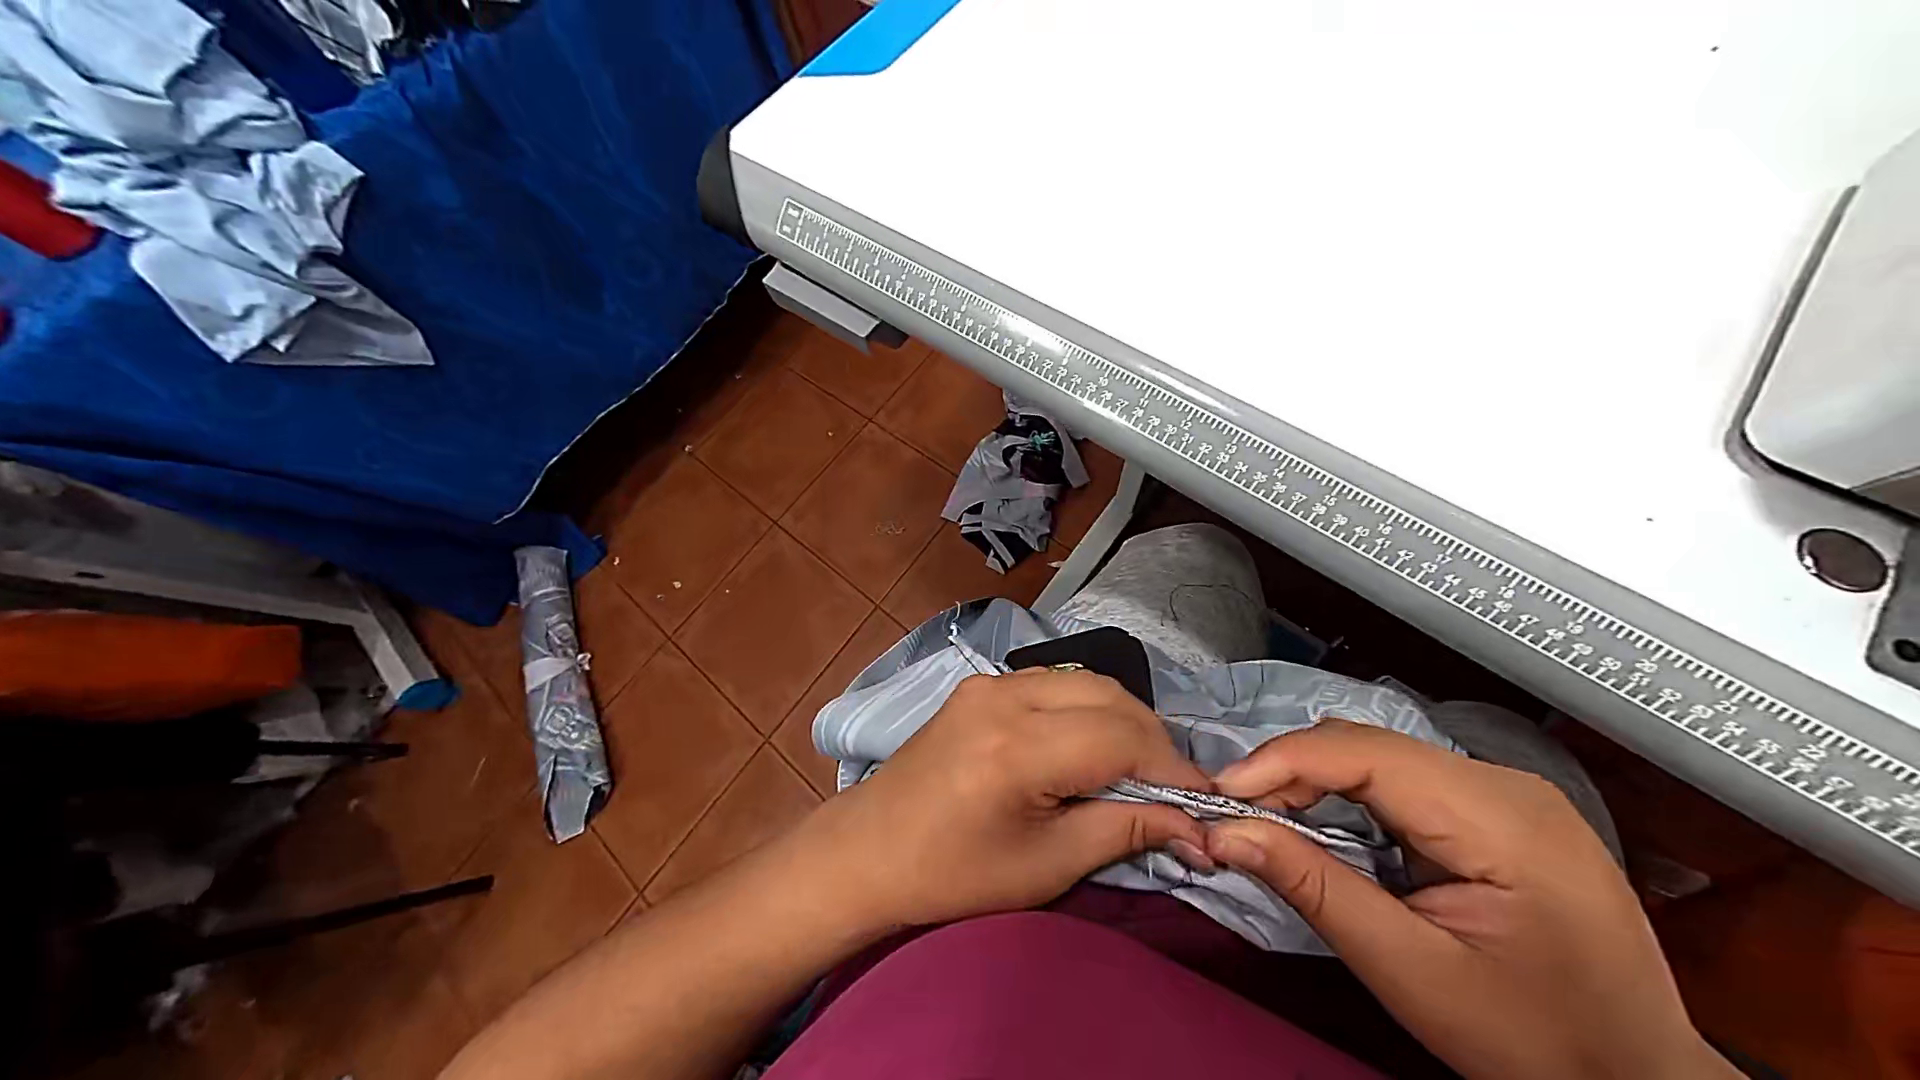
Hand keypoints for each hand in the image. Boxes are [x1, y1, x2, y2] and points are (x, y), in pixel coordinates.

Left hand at [792, 667, 1212, 929]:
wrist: (869, 850)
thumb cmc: (952, 875)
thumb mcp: (1046, 866)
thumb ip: (1124, 831)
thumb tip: (1194, 826)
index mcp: (1018, 747)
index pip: (1122, 737)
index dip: (1171, 768)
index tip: (1202, 801)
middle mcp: (1005, 697)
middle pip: (1110, 696)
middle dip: (1151, 740)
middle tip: (1168, 789)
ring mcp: (989, 684)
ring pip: (1085, 682)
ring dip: (1121, 720)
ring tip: (1134, 771)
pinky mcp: (979, 686)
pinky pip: (1054, 682)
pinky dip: (1085, 708)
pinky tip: (1088, 746)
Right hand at [1203, 720, 1736, 1079]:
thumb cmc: (1533, 1040)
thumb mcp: (1408, 970)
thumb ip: (1311, 887)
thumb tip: (1225, 832)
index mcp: (1500, 817)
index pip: (1363, 753)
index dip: (1280, 762)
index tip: (1219, 795)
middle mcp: (1504, 783)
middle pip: (1365, 746)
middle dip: (1289, 773)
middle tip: (1239, 817)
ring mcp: (1504, 790)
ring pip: (1375, 754)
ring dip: (1313, 781)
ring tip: (1272, 822)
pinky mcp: (1495, 806)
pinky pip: (1398, 777)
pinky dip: (1346, 795)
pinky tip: (1327, 827)